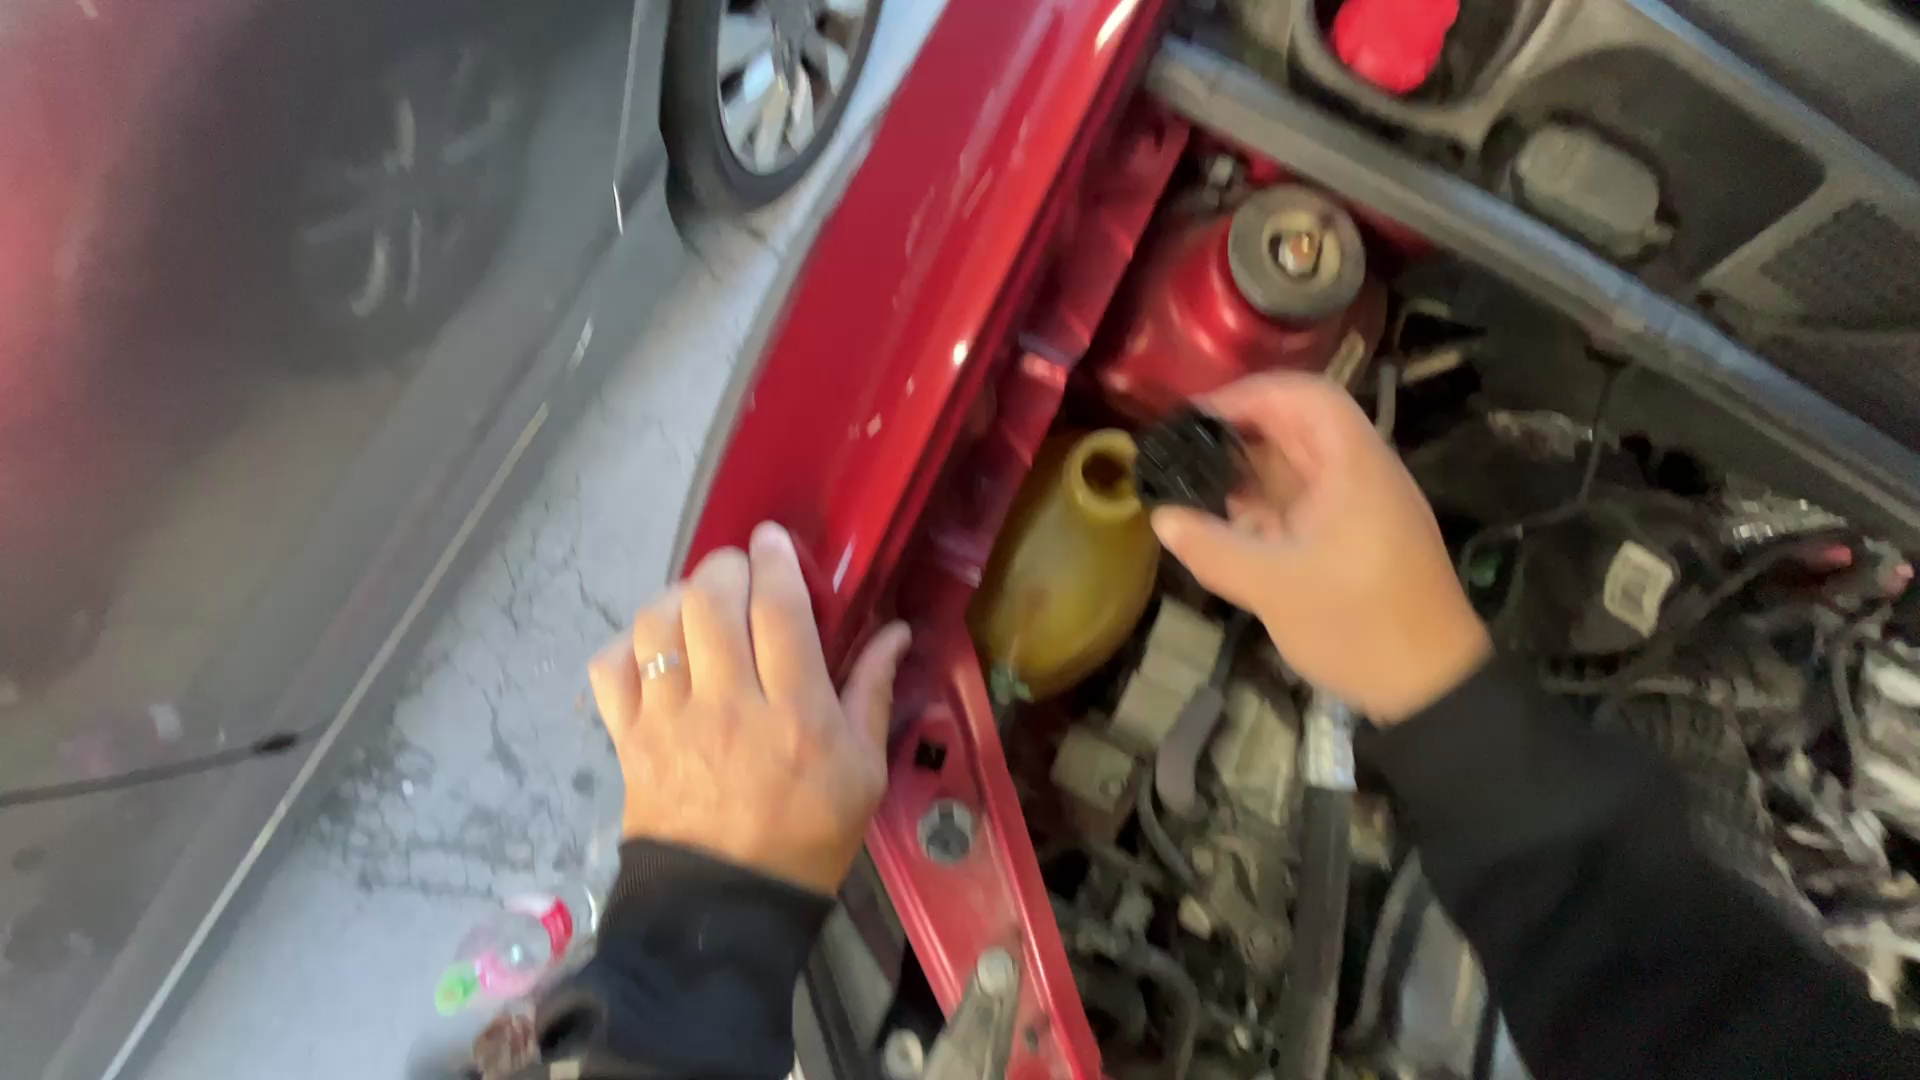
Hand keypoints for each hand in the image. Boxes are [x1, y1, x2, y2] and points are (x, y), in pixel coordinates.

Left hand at [588, 521, 911, 894]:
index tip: (773, 539)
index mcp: (795, 711)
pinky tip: (655, 650)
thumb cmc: (809, 834)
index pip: (779, 608)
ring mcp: (670, 721)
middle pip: (710, 600)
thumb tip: (896, 631)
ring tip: (699, 605)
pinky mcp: (628, 739)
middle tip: (740, 571)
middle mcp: (728, 704)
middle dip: (725, 566)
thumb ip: (874, 692)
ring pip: (657, 623)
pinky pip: (610, 668)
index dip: (775, 560)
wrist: (727, 907)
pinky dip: (628, 643)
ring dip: (678, 596)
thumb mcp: (864, 769)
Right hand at [1150, 374, 1489, 721]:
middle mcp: (1354, 475)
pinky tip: (1219, 522)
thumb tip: (1161, 518)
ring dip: (1241, 472)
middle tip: (1178, 452)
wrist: (1427, 687)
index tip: (1195, 419)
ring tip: (1188, 484)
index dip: (1248, 394)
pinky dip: (1255, 505)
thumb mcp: (1277, 588)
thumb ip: (1214, 549)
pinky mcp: (1343, 536)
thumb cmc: (1361, 626)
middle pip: (1293, 428)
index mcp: (1353, 468)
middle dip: (1235, 434)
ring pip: (1289, 466)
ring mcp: (1349, 507)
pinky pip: (1292, 502)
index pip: (1304, 396)